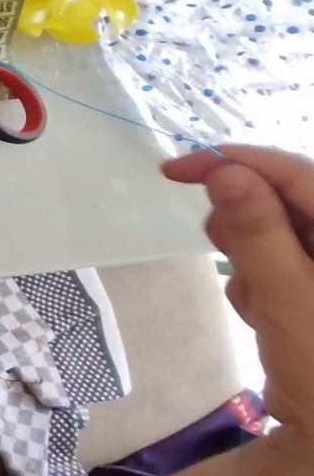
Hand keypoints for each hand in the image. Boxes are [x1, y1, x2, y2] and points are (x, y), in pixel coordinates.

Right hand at [163, 146, 313, 435]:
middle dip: (244, 223)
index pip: (304, 174)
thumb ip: (258, 233)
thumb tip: (224, 171)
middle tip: (223, 257)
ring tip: (258, 303)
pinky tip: (267, 314)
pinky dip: (259, 280)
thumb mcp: (291, 301)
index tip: (174, 169)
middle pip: (288, 201)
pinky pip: (280, 260)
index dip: (240, 162)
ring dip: (250, 258)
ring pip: (278, 232)